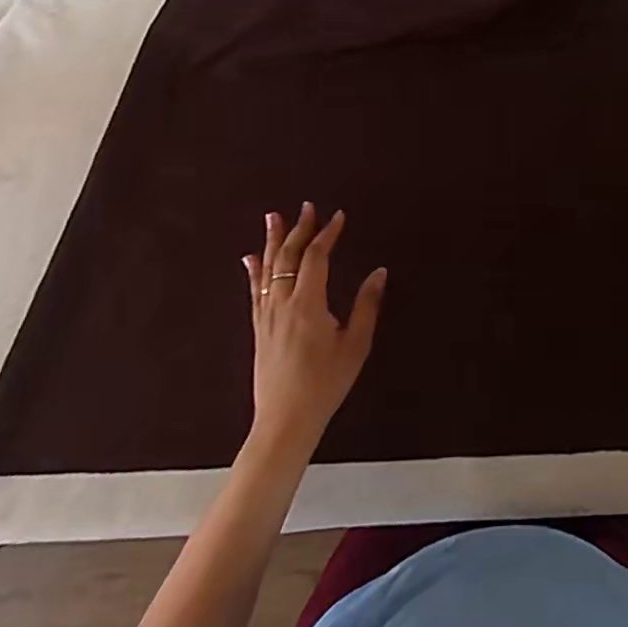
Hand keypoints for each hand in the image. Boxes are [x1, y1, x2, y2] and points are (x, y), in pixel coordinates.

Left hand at [242, 203, 386, 454]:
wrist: (285, 419)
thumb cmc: (325, 385)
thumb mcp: (355, 346)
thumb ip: (367, 306)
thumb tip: (379, 272)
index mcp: (308, 303)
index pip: (316, 257)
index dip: (326, 234)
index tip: (337, 217)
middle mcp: (282, 302)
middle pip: (288, 255)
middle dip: (299, 228)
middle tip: (306, 207)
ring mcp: (266, 313)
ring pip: (267, 267)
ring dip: (271, 240)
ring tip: (273, 217)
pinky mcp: (258, 326)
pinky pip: (254, 289)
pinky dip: (253, 269)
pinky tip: (249, 257)